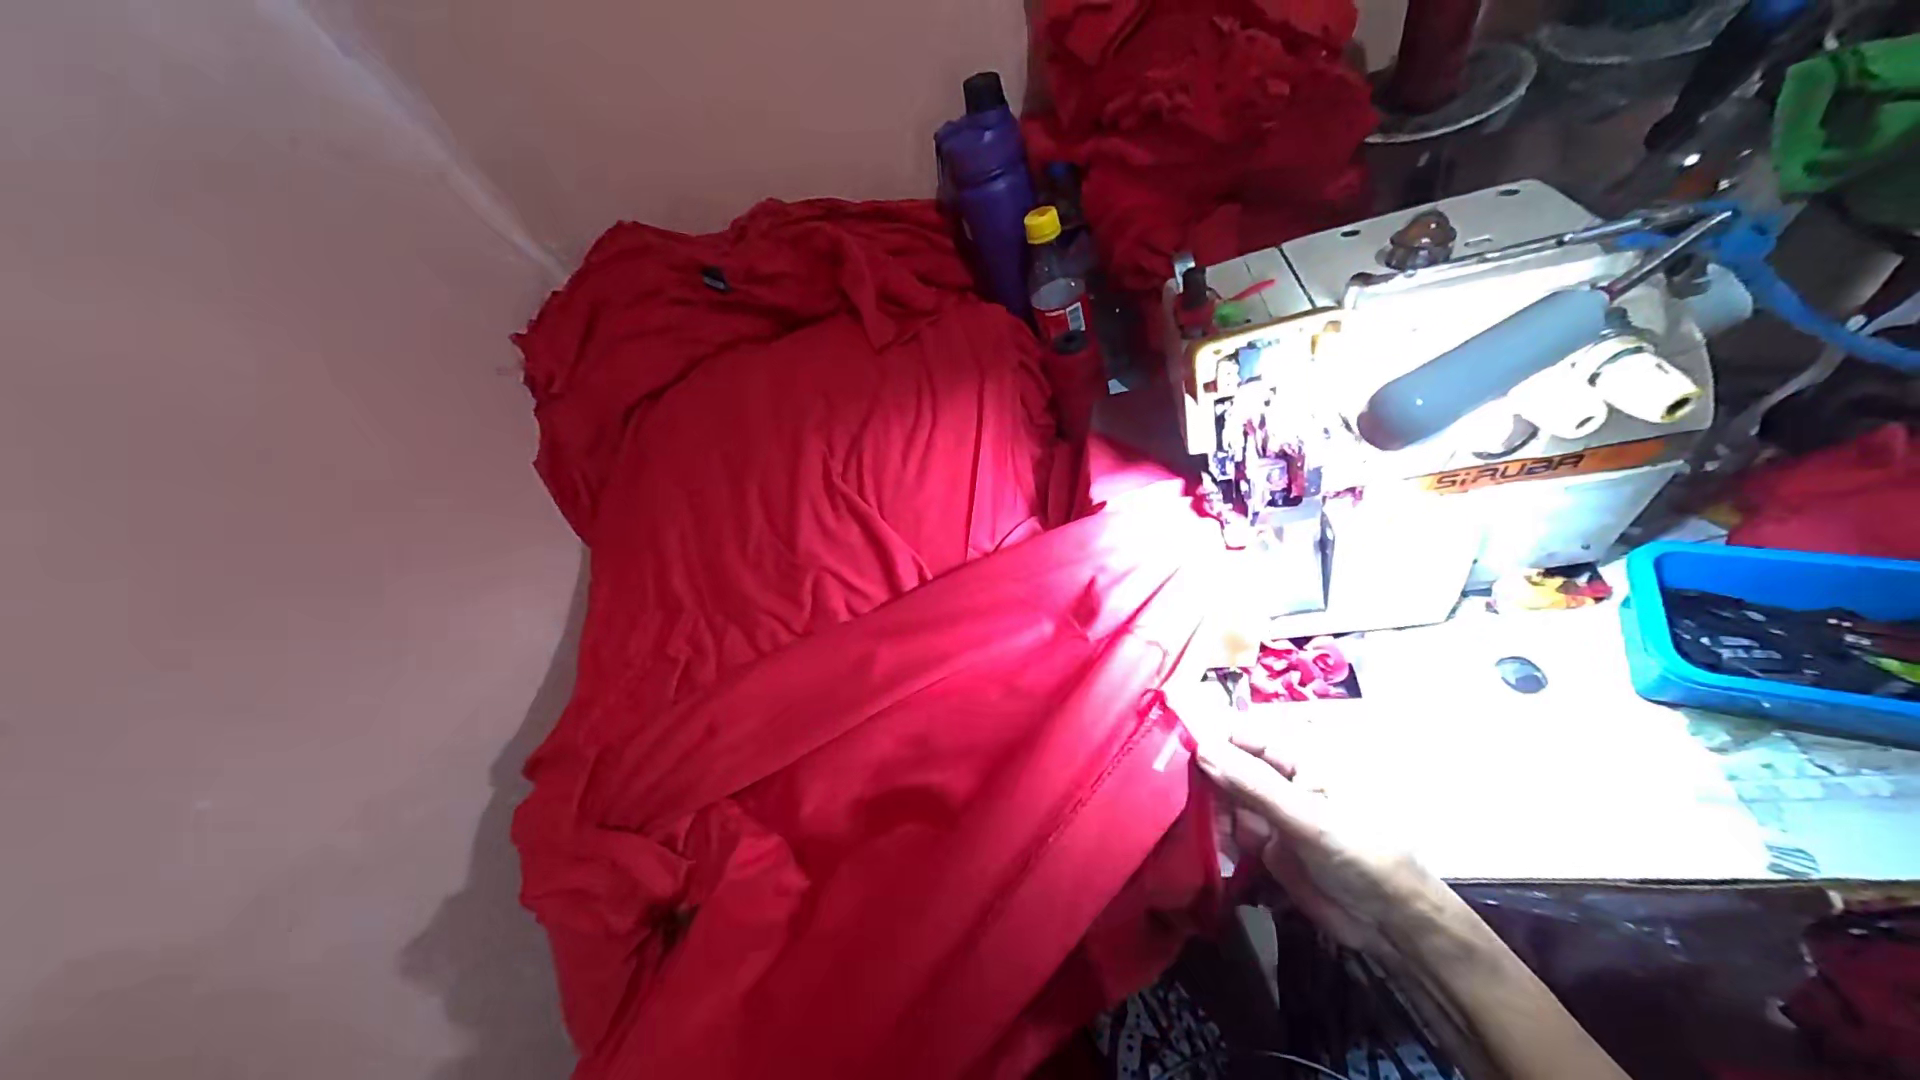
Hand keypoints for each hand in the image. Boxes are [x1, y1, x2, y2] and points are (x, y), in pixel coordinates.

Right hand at [1193, 704, 1448, 956]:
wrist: (1389, 923)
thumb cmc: (1359, 855)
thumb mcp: (1305, 817)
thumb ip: (1252, 785)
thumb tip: (1202, 749)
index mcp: (1297, 759)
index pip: (1244, 736)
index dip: (1210, 736)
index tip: (1168, 740)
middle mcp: (1279, 781)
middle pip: (1228, 766)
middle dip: (1201, 774)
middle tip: (1166, 783)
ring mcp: (1269, 813)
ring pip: (1223, 799)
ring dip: (1204, 807)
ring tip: (1179, 816)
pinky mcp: (1262, 845)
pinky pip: (1228, 831)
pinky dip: (1212, 835)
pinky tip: (1195, 840)